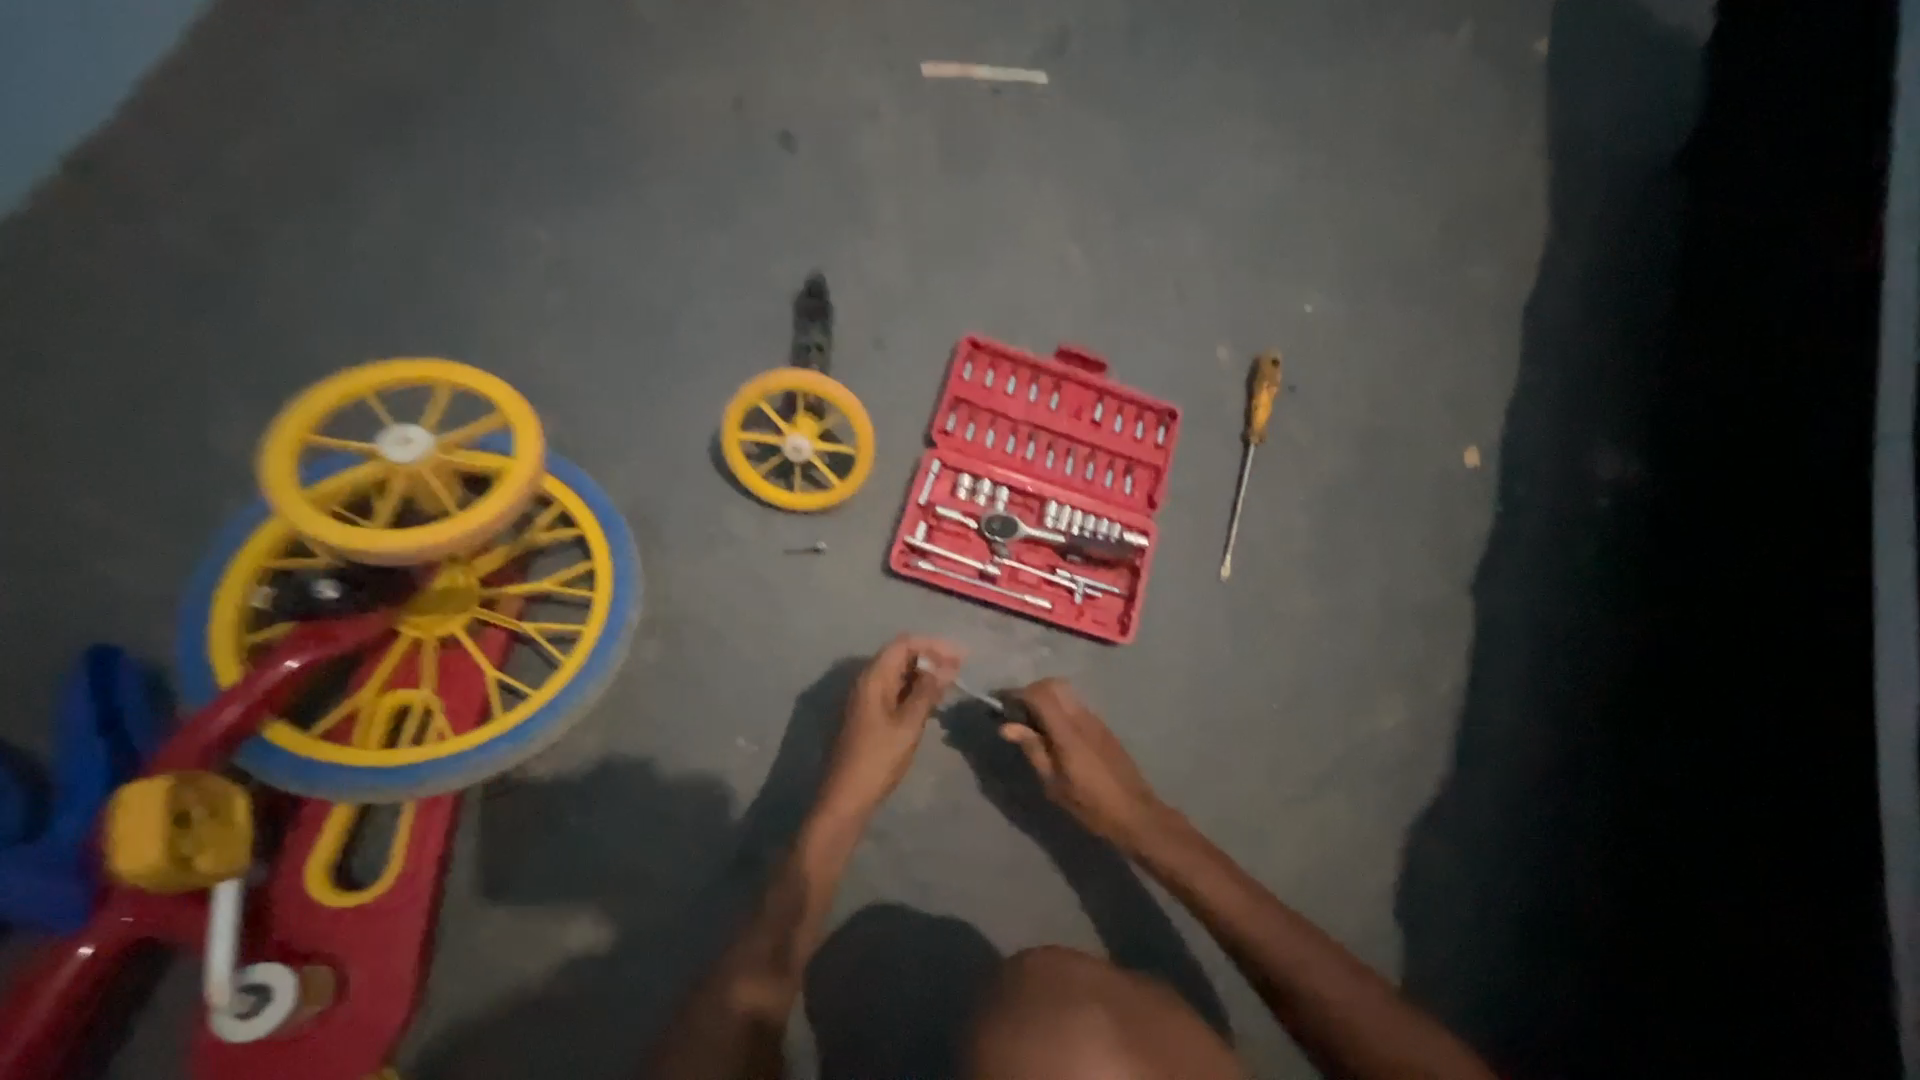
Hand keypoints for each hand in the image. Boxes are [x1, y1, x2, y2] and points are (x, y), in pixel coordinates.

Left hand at [816, 635, 962, 819]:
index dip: (933, 645)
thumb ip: (927, 691)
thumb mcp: (908, 724)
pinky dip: (915, 690)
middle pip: (900, 655)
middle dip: (931, 657)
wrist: (846, 797)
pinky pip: (895, 691)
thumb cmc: (878, 759)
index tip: (961, 655)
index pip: (904, 644)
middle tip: (960, 669)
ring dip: (924, 674)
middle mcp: (867, 681)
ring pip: (899, 674)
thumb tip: (947, 664)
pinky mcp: (870, 715)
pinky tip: (932, 700)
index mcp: (873, 678)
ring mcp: (867, 699)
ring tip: (951, 682)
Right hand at [1000, 679, 1171, 852]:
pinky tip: (1054, 733)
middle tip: (1017, 713)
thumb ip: (1032, 749)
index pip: (1040, 694)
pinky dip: (1060, 708)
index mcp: (1068, 732)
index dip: (1017, 693)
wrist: (1136, 813)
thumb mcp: (1054, 783)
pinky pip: (1077, 705)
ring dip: (1046, 699)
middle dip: (1031, 691)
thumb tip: (1007, 726)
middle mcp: (1083, 718)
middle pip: (1054, 685)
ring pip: (1067, 693)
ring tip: (1033, 724)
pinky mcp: (1104, 728)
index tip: (1000, 702)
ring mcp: (1096, 720)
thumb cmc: (1090, 805)